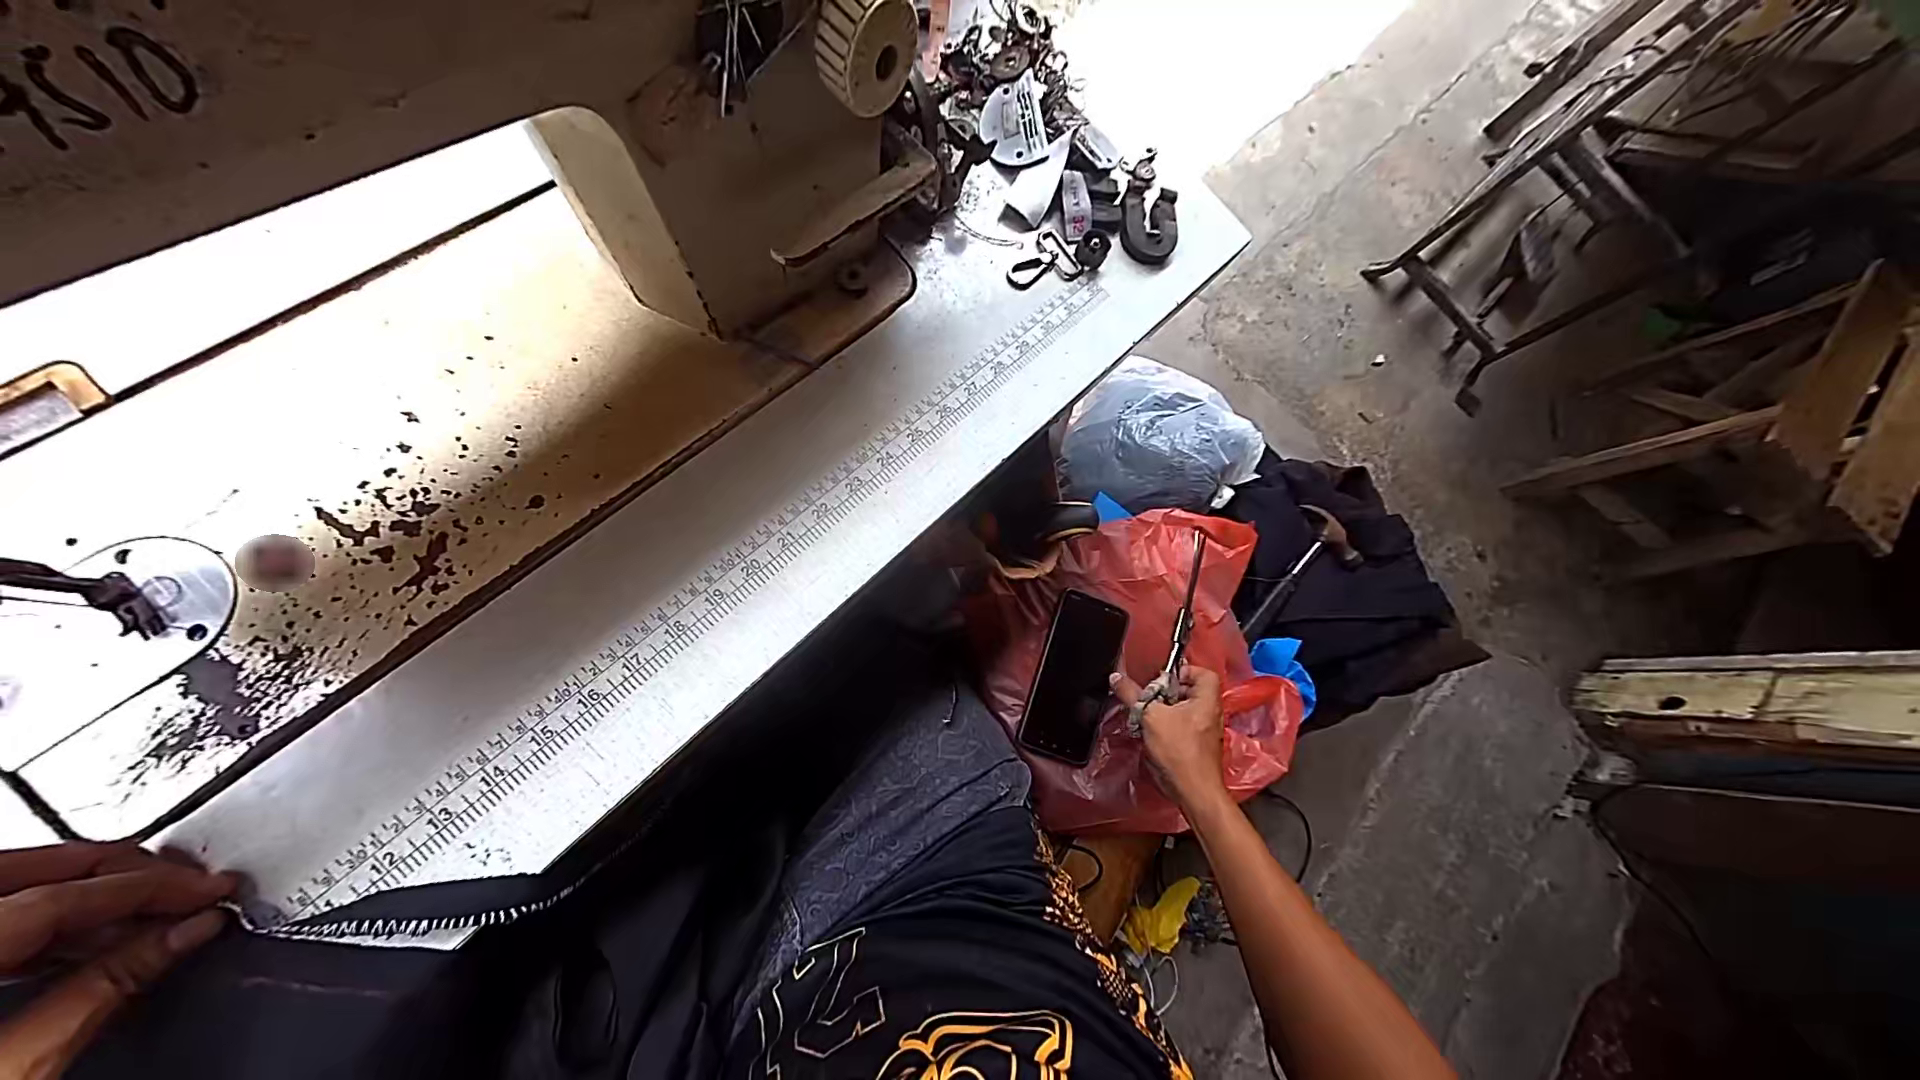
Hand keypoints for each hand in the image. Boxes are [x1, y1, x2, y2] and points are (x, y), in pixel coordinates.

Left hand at [0, 842, 233, 1079]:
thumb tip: (188, 931)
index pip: (58, 897)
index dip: (151, 886)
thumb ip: (101, 993)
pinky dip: (35, 920)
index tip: (209, 890)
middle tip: (183, 884)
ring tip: (142, 912)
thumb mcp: (11, 1077)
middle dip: (116, 870)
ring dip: (80, 892)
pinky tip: (75, 939)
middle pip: (17, 872)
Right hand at [1111, 665, 1227, 813]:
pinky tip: (1151, 732)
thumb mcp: (1150, 717)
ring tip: (1147, 714)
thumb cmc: (1178, 750)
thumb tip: (1116, 677)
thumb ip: (1132, 695)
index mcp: (1207, 701)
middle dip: (1167, 692)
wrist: (1193, 791)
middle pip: (1190, 691)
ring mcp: (1205, 731)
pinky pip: (1182, 726)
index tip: (1162, 679)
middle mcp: (1210, 714)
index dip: (1184, 671)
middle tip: (1149, 696)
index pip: (1204, 673)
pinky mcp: (1198, 746)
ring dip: (1164, 710)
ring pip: (1184, 710)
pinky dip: (1167, 725)